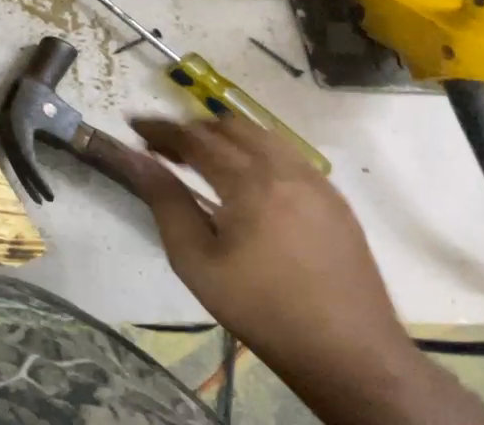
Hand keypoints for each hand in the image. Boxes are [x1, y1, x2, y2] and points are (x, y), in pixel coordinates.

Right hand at [117, 115, 409, 367]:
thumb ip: (164, 200)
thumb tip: (134, 158)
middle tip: (163, 146)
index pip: (196, 138)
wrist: (351, 356)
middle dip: (193, 129)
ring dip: (227, 138)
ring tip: (199, 158)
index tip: (132, 126)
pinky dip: (256, 153)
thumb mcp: (194, 258)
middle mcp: (290, 174)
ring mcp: (320, 188)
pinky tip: (243, 180)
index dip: (160, 128)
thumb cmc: (261, 308)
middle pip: (234, 128)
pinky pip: (290, 158)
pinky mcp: (337, 206)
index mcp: (253, 184)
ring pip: (266, 138)